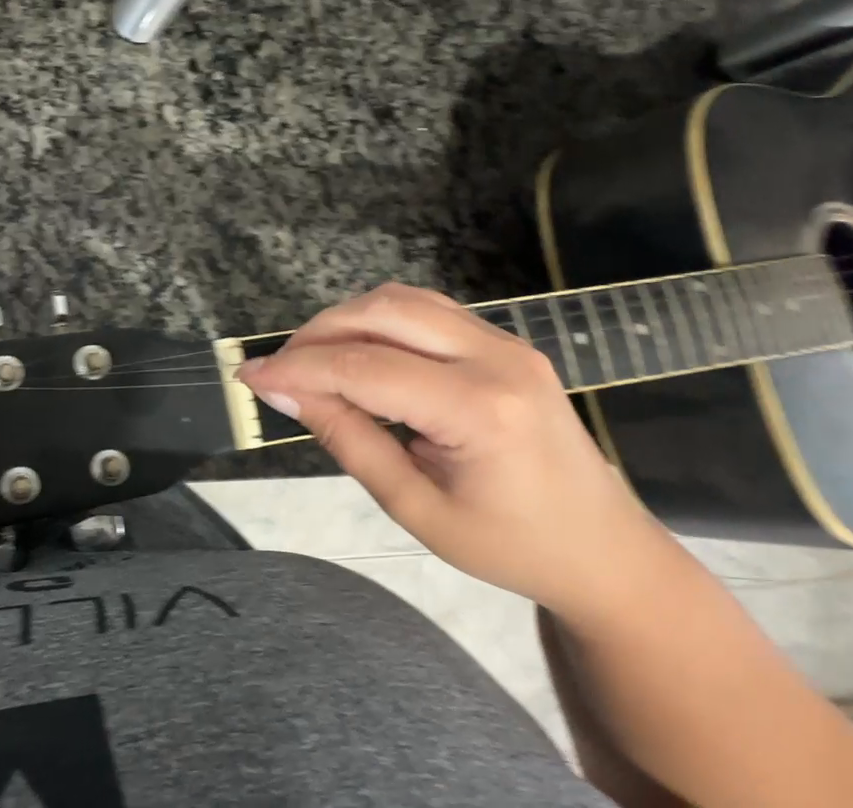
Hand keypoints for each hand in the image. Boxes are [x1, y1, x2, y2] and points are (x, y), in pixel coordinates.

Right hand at [237, 283, 679, 617]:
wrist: (603, 552)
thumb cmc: (509, 546)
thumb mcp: (415, 507)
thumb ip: (348, 439)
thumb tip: (285, 392)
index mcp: (479, 410)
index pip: (364, 368)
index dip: (298, 367)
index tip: (249, 375)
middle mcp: (497, 359)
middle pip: (384, 311)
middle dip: (318, 332)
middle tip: (279, 368)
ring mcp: (508, 344)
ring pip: (405, 300)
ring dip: (348, 320)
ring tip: (312, 361)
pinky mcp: (507, 345)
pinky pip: (429, 312)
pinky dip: (381, 322)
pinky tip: (359, 354)